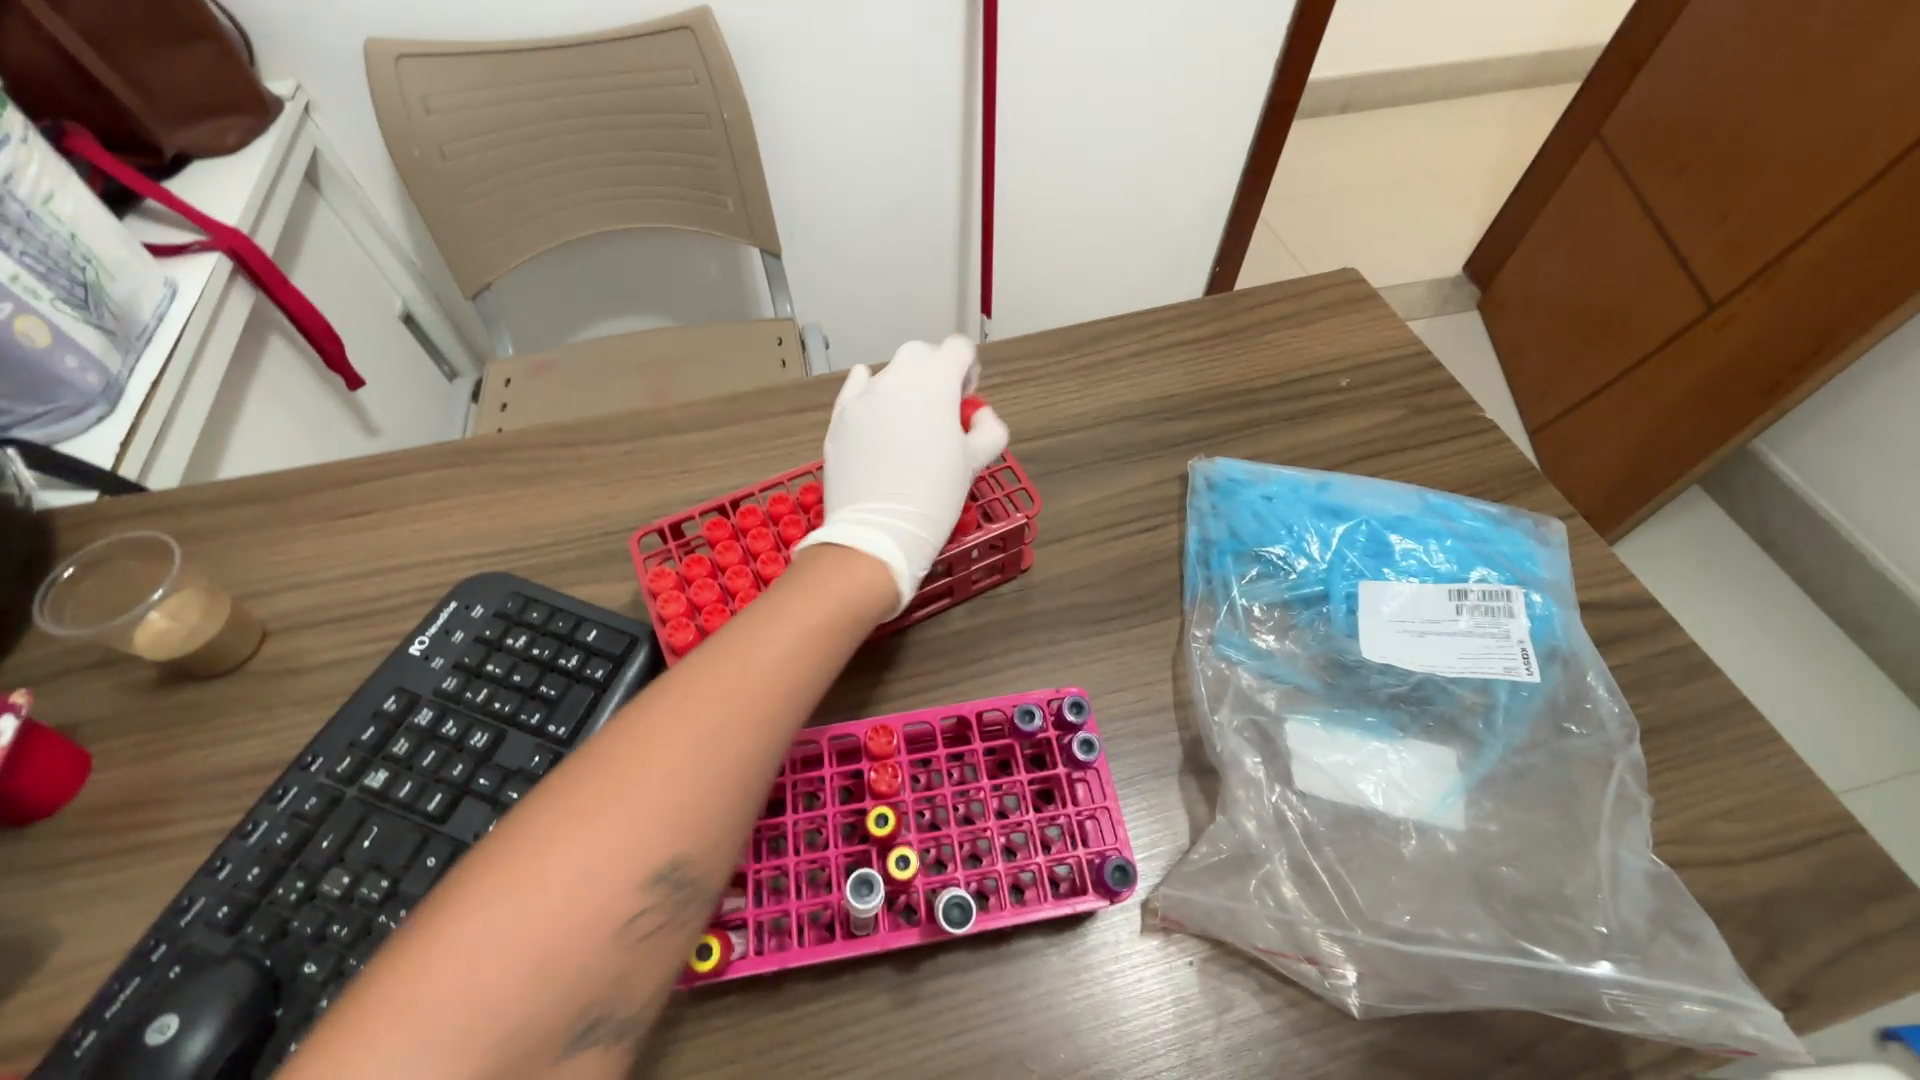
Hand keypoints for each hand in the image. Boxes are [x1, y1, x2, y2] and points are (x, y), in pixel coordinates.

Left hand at [793, 335, 1009, 614]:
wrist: (878, 530)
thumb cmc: (934, 495)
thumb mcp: (975, 462)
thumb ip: (988, 429)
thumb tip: (978, 416)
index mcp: (936, 381)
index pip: (958, 349)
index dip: (967, 371)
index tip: (965, 401)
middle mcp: (897, 378)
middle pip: (921, 354)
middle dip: (934, 374)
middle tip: (939, 412)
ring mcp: (862, 396)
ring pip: (888, 375)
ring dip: (902, 390)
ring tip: (906, 429)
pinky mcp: (839, 417)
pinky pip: (856, 390)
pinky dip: (869, 395)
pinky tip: (876, 416)